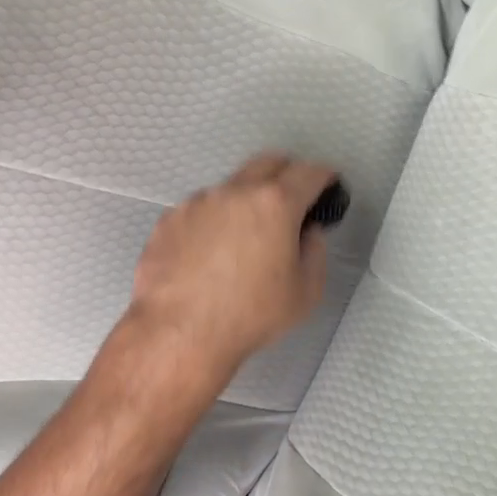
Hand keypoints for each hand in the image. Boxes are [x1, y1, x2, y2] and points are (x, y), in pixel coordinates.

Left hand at [124, 154, 335, 381]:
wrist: (179, 332)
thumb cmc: (250, 315)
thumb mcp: (305, 293)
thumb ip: (314, 252)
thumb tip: (307, 231)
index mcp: (274, 204)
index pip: (309, 172)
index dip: (324, 177)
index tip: (327, 187)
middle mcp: (234, 191)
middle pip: (267, 163)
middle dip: (286, 174)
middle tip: (291, 202)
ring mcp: (197, 202)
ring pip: (229, 188)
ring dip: (244, 201)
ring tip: (242, 239)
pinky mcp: (169, 219)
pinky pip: (199, 211)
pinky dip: (212, 222)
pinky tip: (207, 255)